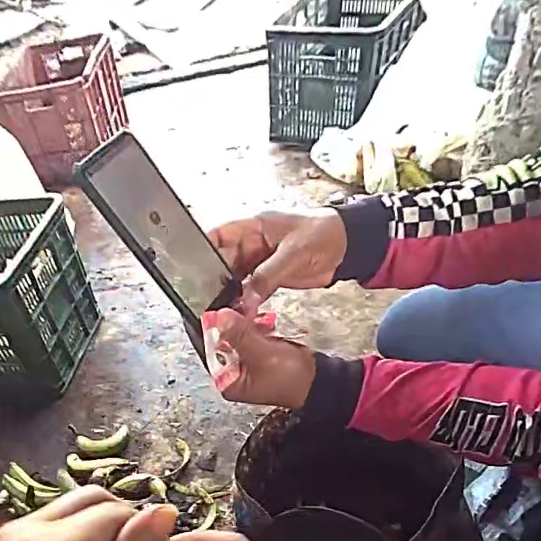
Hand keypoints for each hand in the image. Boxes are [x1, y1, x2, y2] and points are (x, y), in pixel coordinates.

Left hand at [0, 488, 176, 540]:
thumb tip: (164, 511)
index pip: (117, 511)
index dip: (148, 531)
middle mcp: (28, 525)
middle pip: (92, 498)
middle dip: (123, 522)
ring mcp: (9, 534)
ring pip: (70, 509)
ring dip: (98, 529)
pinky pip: (49, 525)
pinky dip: (73, 538)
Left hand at [202, 308, 316, 408]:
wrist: (320, 381)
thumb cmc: (290, 377)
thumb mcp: (262, 354)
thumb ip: (240, 335)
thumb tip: (220, 317)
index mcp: (229, 383)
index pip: (212, 352)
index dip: (216, 332)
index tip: (223, 313)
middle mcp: (235, 375)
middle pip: (225, 343)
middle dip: (236, 328)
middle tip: (246, 313)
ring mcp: (248, 365)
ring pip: (240, 338)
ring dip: (249, 327)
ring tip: (263, 322)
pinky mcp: (260, 356)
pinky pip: (252, 338)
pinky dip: (259, 330)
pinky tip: (269, 325)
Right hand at [208, 209, 346, 313]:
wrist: (348, 248)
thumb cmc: (323, 235)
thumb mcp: (292, 254)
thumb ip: (266, 277)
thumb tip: (246, 300)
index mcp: (253, 228)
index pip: (218, 236)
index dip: (203, 249)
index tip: (192, 268)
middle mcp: (252, 245)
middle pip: (223, 263)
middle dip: (216, 280)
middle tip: (210, 299)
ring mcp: (259, 262)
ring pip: (235, 280)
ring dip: (231, 294)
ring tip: (225, 309)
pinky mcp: (269, 278)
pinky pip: (250, 291)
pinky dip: (246, 302)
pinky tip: (242, 312)